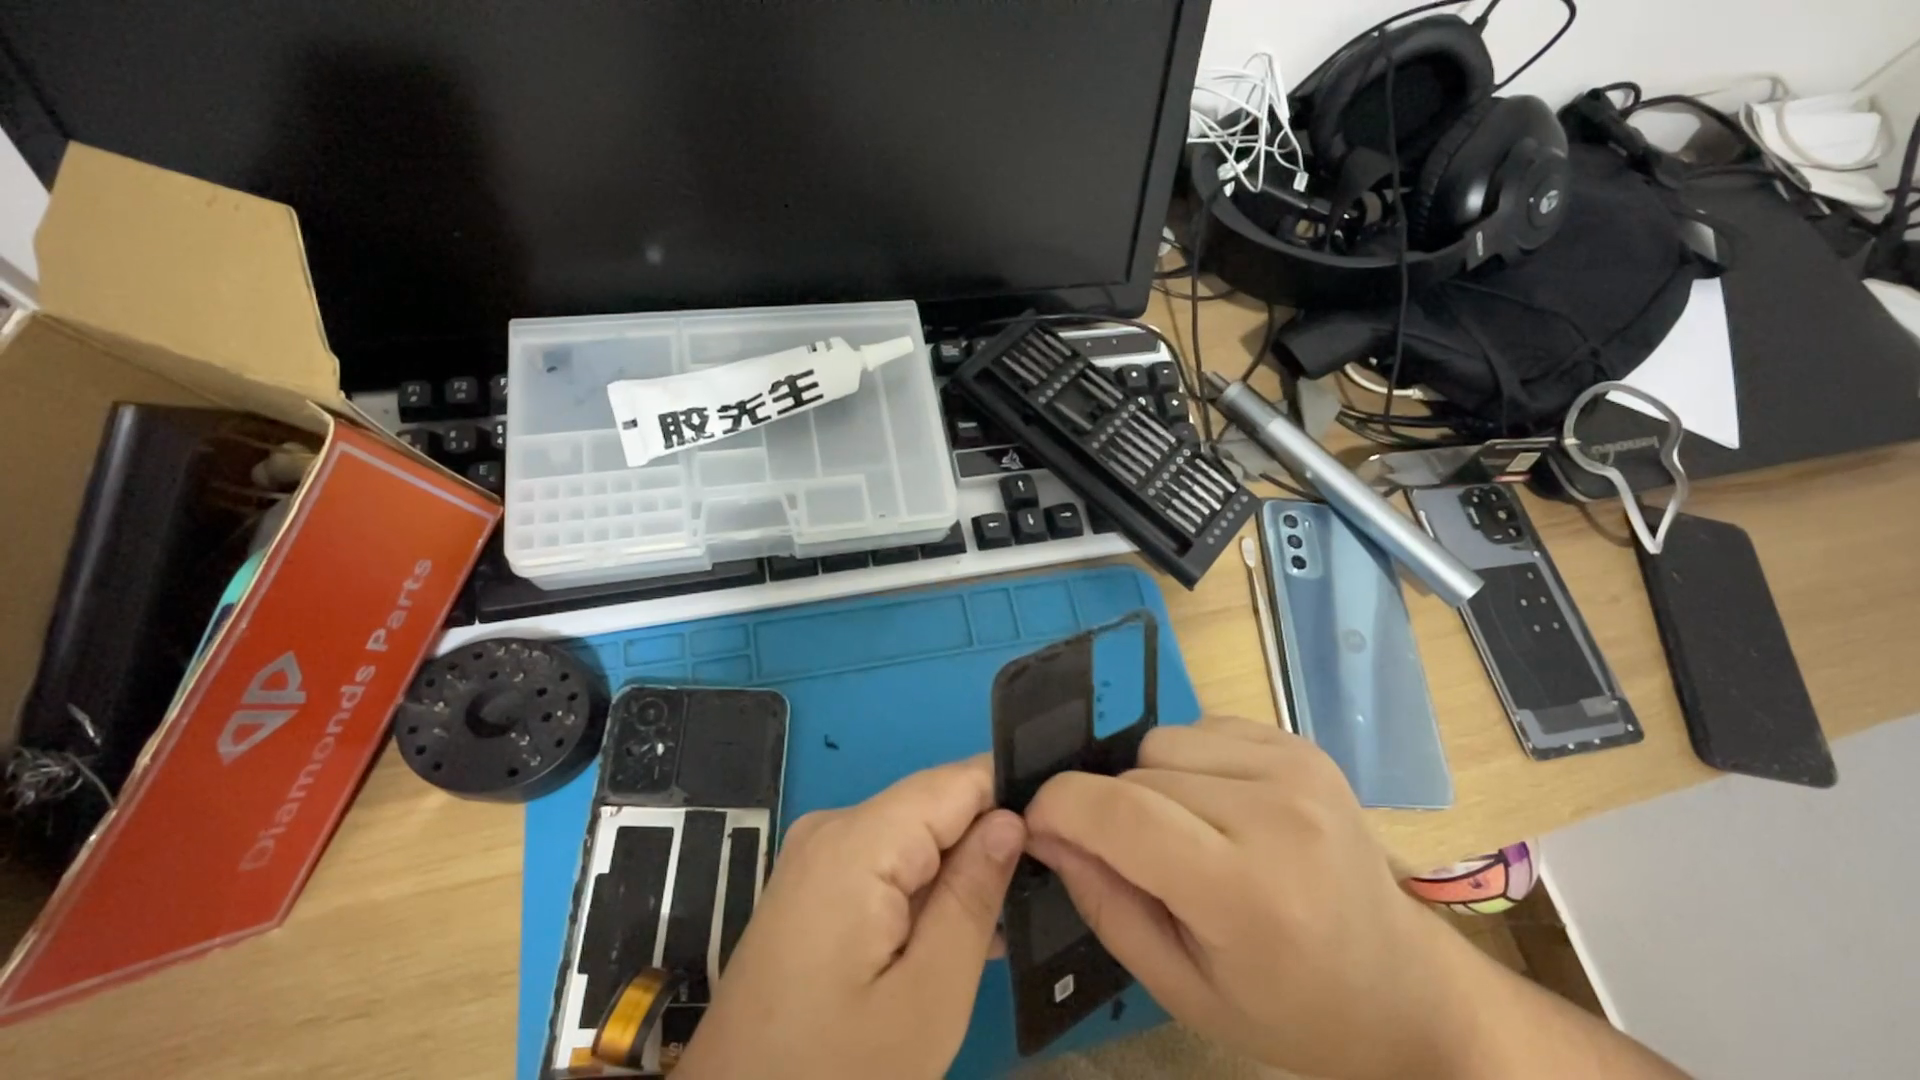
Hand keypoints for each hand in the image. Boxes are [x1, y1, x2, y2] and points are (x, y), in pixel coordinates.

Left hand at [675, 757, 1024, 1079]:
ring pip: (916, 838)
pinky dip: (924, 893)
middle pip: (936, 807)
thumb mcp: (928, 995)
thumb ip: (973, 896)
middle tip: (1036, 898)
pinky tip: (956, 939)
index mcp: (857, 841)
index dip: (1013, 799)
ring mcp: (817, 857)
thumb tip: (1011, 820)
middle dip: (988, 843)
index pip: (957, 780)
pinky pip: (887, 865)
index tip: (1058, 840)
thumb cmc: (837, 1068)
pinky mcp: (814, 886)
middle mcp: (832, 828)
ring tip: (1002, 927)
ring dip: (959, 875)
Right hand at [1022, 716, 1486, 1079]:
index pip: (1122, 813)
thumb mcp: (1179, 985)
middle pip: (1137, 771)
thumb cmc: (1287, 1007)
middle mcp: (1276, 812)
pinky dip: (1188, 762)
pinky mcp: (1303, 746)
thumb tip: (1040, 830)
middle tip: (1132, 858)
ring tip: (1181, 833)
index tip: (1036, 824)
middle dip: (1108, 808)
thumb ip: (1103, 901)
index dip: (1059, 807)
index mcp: (1246, 890)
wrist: (1402, 987)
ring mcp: (1297, 768)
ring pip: (1163, 740)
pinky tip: (1216, 808)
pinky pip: (1203, 727)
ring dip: (1148, 781)